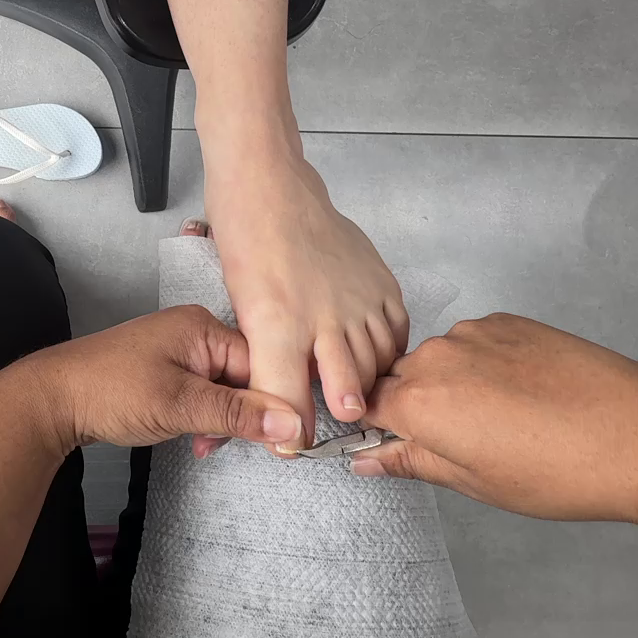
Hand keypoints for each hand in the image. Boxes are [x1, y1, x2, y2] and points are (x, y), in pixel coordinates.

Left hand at [13, 305, 302, 457]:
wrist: (55, 398)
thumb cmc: (115, 393)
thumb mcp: (180, 405)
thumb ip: (238, 414)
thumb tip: (294, 423)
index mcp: (203, 327)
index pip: (261, 361)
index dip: (272, 402)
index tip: (280, 441)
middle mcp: (196, 331)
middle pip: (246, 374)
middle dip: (243, 413)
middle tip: (223, 442)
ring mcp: (181, 349)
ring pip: (226, 387)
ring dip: (223, 419)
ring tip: (203, 444)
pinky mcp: (169, 369)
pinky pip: (205, 391)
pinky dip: (205, 416)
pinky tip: (195, 437)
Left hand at [207, 152, 407, 450]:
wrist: (270, 189)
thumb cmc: (245, 243)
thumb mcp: (240, 305)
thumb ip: (261, 356)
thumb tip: (274, 401)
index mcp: (275, 324)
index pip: (286, 398)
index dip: (288, 432)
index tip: (290, 449)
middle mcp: (322, 316)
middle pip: (343, 392)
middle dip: (339, 416)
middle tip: (335, 425)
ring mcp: (356, 298)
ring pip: (376, 364)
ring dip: (368, 384)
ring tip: (357, 395)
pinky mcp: (380, 282)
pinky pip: (397, 332)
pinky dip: (390, 351)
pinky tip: (377, 355)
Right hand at [350, 312, 637, 522]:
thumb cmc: (557, 472)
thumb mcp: (475, 482)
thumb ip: (410, 462)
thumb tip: (363, 460)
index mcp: (417, 402)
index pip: (367, 405)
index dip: (379, 425)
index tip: (400, 441)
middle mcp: (433, 357)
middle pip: (400, 377)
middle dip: (416, 403)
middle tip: (463, 437)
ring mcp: (470, 333)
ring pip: (438, 358)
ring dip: (452, 381)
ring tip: (503, 414)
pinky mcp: (504, 320)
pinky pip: (474, 341)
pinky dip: (484, 362)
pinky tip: (524, 389)